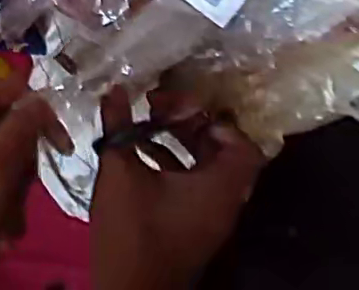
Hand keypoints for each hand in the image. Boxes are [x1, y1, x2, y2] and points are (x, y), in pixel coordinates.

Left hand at [0, 74, 70, 289]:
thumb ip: (20, 131)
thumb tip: (41, 98)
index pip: (16, 90)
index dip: (42, 115)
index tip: (63, 148)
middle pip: (17, 134)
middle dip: (23, 172)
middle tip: (12, 191)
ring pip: (12, 170)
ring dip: (14, 202)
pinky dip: (2, 218)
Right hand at [89, 88, 264, 289]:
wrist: (129, 287)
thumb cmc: (131, 228)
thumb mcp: (119, 169)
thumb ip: (119, 126)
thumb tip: (116, 89)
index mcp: (216, 190)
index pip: (243, 149)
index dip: (216, 121)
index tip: (180, 107)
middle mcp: (221, 202)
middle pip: (221, 152)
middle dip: (189, 123)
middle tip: (156, 105)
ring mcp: (207, 215)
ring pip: (204, 165)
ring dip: (177, 139)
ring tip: (144, 120)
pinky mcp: (191, 222)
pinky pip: (192, 181)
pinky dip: (170, 158)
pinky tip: (137, 146)